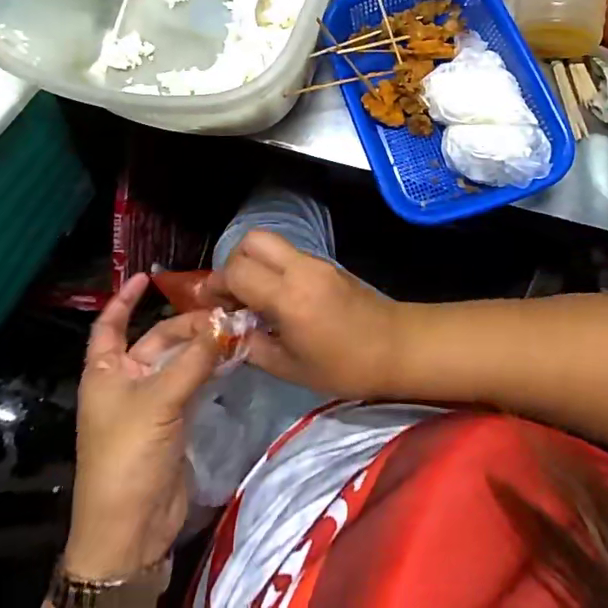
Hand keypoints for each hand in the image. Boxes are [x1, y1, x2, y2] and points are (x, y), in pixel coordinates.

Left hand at [64, 274, 220, 580]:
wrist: (132, 525)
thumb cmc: (129, 454)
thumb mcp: (159, 401)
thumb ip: (195, 359)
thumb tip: (226, 323)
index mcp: (105, 372)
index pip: (110, 325)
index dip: (124, 300)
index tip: (147, 276)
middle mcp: (126, 381)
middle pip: (157, 339)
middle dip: (188, 323)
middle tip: (225, 311)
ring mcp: (151, 401)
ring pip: (179, 360)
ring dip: (204, 345)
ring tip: (237, 327)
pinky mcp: (173, 420)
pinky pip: (192, 382)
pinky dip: (210, 368)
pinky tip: (233, 355)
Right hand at [204, 231, 404, 398]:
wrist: (397, 346)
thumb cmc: (344, 365)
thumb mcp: (291, 368)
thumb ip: (252, 346)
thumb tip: (229, 331)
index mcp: (288, 295)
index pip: (237, 270)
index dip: (217, 285)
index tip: (210, 305)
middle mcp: (301, 269)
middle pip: (253, 240)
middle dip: (234, 262)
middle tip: (233, 295)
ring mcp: (317, 263)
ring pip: (273, 244)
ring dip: (255, 264)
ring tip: (253, 300)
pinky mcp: (328, 265)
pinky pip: (290, 255)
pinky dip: (274, 268)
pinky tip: (277, 300)